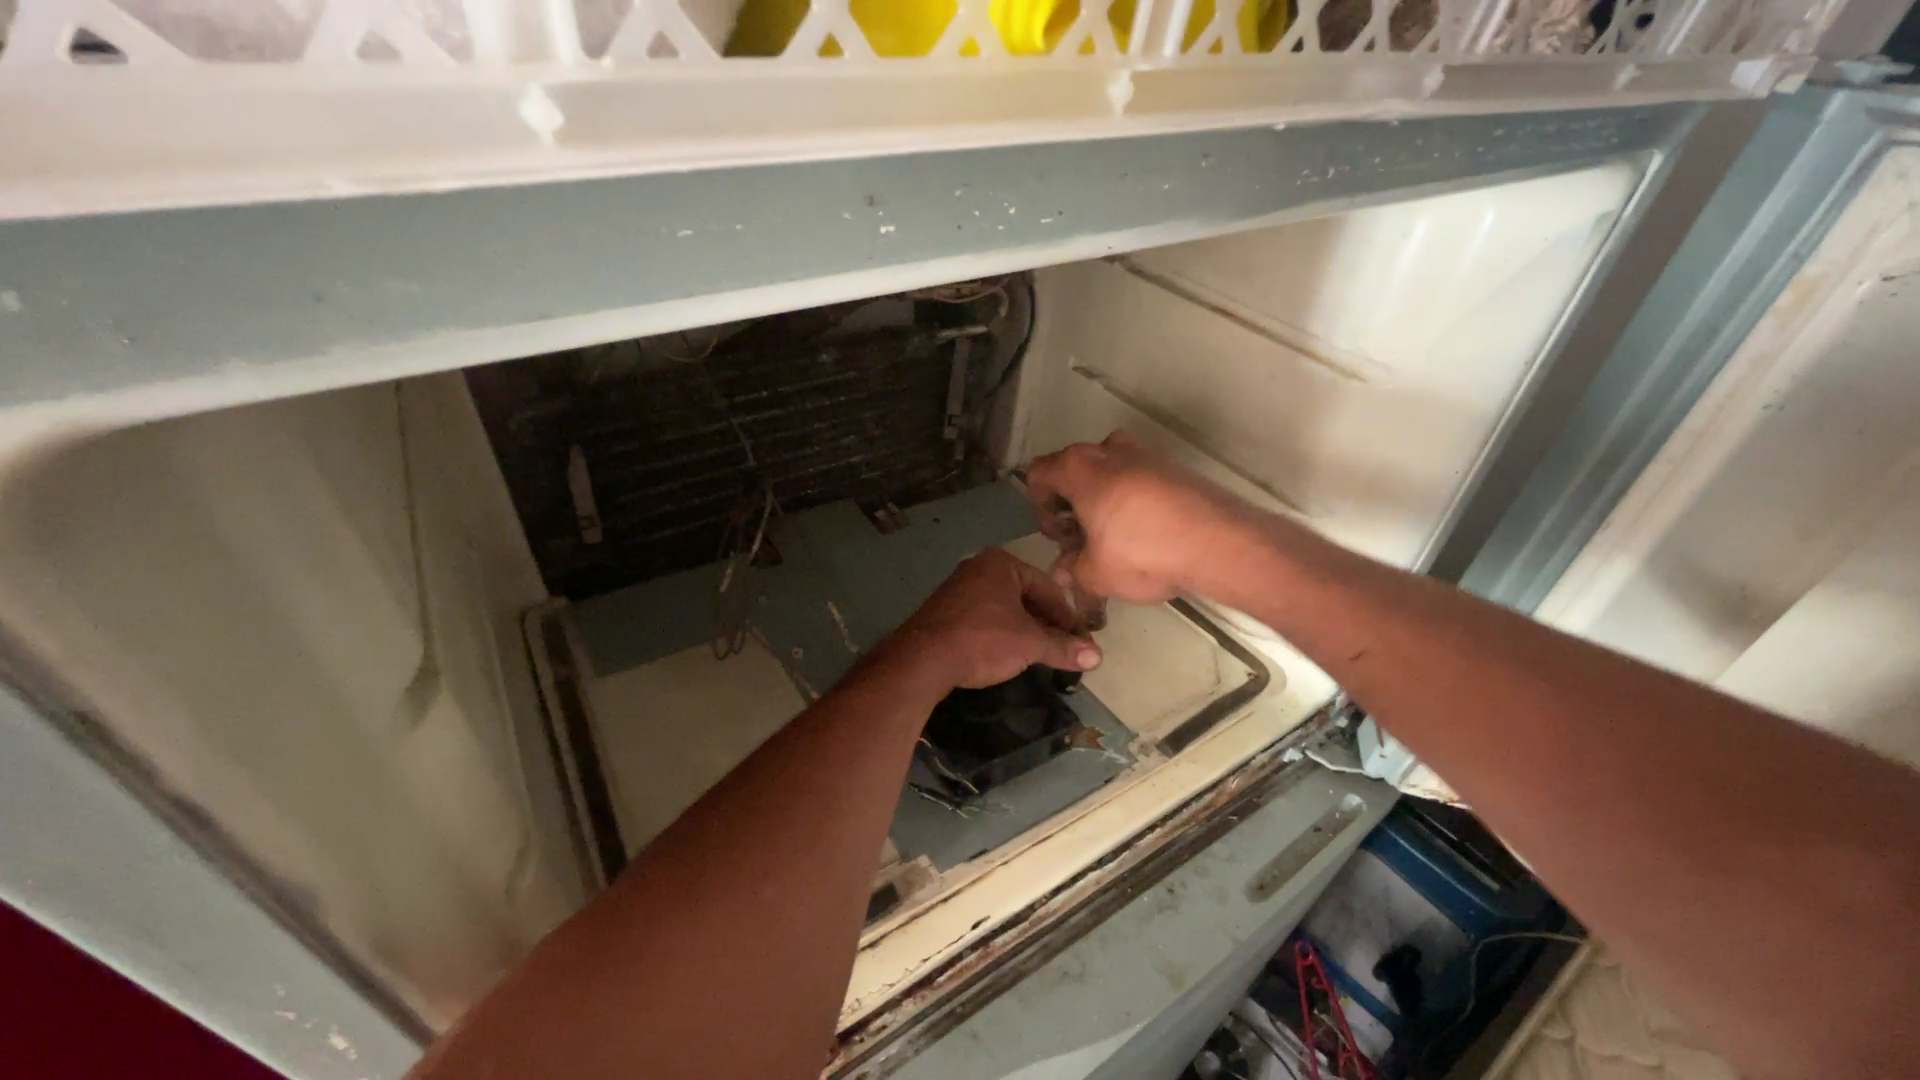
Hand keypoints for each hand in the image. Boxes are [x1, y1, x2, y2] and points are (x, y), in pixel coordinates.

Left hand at [893, 548, 1101, 689]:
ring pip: (1006, 610)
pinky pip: (985, 620)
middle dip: (1047, 624)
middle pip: (1026, 597)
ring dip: (1026, 631)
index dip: (1068, 617)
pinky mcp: (946, 613)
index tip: (1082, 642)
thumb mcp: (1029, 643)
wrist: (923, 659)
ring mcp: (959, 590)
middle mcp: (979, 569)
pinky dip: (1002, 635)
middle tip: (1066, 650)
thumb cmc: (983, 640)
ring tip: (1042, 655)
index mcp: (1001, 563)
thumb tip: (1097, 657)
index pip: (1048, 587)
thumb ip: (1063, 647)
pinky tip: (1010, 655)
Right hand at [1025, 432, 1261, 604]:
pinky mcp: (1177, 469)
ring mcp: (1147, 455)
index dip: (1039, 504)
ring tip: (1114, 538)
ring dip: (1105, 500)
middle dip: (1072, 502)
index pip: (1039, 473)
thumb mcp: (1096, 573)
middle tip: (1081, 538)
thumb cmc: (1141, 553)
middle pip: (1075, 469)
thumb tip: (1063, 573)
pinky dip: (1135, 502)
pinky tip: (1146, 536)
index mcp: (1079, 468)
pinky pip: (1142, 480)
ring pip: (1112, 472)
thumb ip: (1073, 570)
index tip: (1057, 533)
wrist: (1218, 543)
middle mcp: (1110, 451)